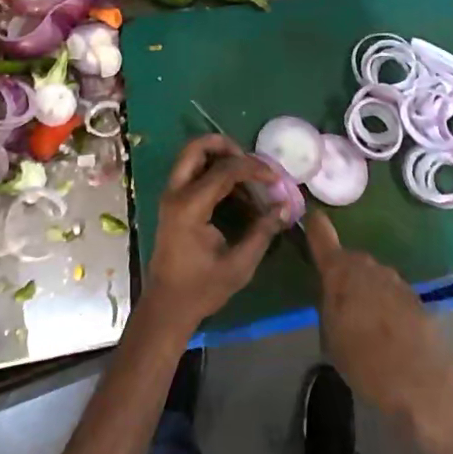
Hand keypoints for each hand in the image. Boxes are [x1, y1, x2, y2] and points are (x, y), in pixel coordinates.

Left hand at [144, 136, 284, 332]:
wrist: (167, 307)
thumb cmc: (201, 288)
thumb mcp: (239, 264)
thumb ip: (263, 231)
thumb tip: (285, 206)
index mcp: (190, 207)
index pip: (224, 170)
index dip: (254, 168)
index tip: (276, 178)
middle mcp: (176, 193)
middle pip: (197, 147)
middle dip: (227, 146)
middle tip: (252, 161)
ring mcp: (172, 195)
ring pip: (193, 156)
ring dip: (221, 157)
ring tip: (249, 178)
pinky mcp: (174, 202)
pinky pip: (193, 171)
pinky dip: (215, 171)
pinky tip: (238, 192)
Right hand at [304, 210, 452, 420]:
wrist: (421, 380)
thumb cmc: (364, 360)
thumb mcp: (331, 335)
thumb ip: (329, 304)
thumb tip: (332, 291)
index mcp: (340, 272)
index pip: (322, 237)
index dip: (316, 226)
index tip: (311, 215)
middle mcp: (368, 266)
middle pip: (349, 260)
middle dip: (342, 274)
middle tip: (335, 301)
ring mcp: (393, 278)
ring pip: (371, 276)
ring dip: (364, 290)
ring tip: (361, 322)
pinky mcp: (413, 295)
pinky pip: (389, 291)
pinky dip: (383, 302)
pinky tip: (384, 329)